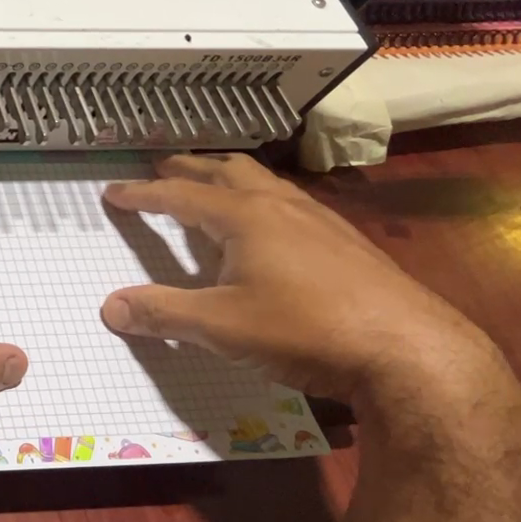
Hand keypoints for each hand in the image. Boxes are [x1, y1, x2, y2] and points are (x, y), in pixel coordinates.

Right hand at [100, 154, 508, 406]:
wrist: (411, 354)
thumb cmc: (305, 330)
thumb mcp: (220, 326)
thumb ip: (162, 313)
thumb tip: (109, 308)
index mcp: (245, 217)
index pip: (180, 196)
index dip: (142, 195)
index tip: (113, 193)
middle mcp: (281, 208)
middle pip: (227, 171)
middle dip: (189, 168)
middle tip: (162, 168)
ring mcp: (321, 222)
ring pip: (266, 182)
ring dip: (230, 177)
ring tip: (213, 185)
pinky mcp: (348, 244)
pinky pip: (292, 203)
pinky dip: (263, 198)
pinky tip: (271, 226)